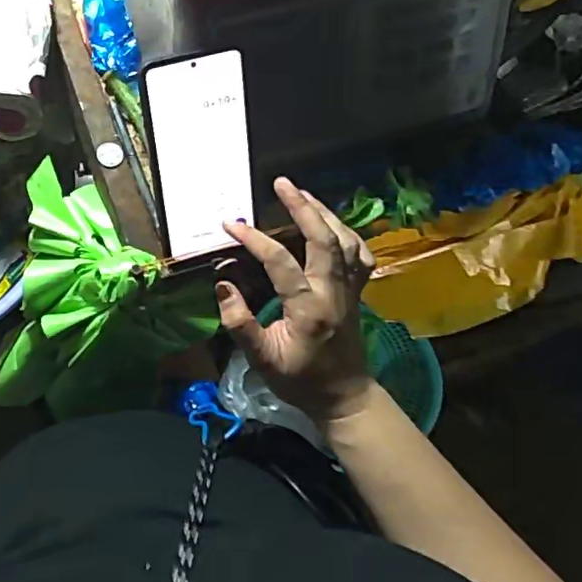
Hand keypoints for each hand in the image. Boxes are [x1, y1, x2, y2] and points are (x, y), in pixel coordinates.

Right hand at [216, 177, 376, 421]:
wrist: (344, 397)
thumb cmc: (299, 380)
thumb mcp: (261, 359)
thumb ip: (240, 323)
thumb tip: (222, 286)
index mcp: (308, 309)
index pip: (281, 263)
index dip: (254, 239)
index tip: (230, 225)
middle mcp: (334, 293)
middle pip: (324, 239)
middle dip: (303, 207)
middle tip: (282, 184)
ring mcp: (350, 291)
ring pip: (345, 241)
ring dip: (324, 213)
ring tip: (302, 194)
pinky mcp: (357, 292)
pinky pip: (359, 254)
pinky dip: (346, 232)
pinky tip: (330, 223)